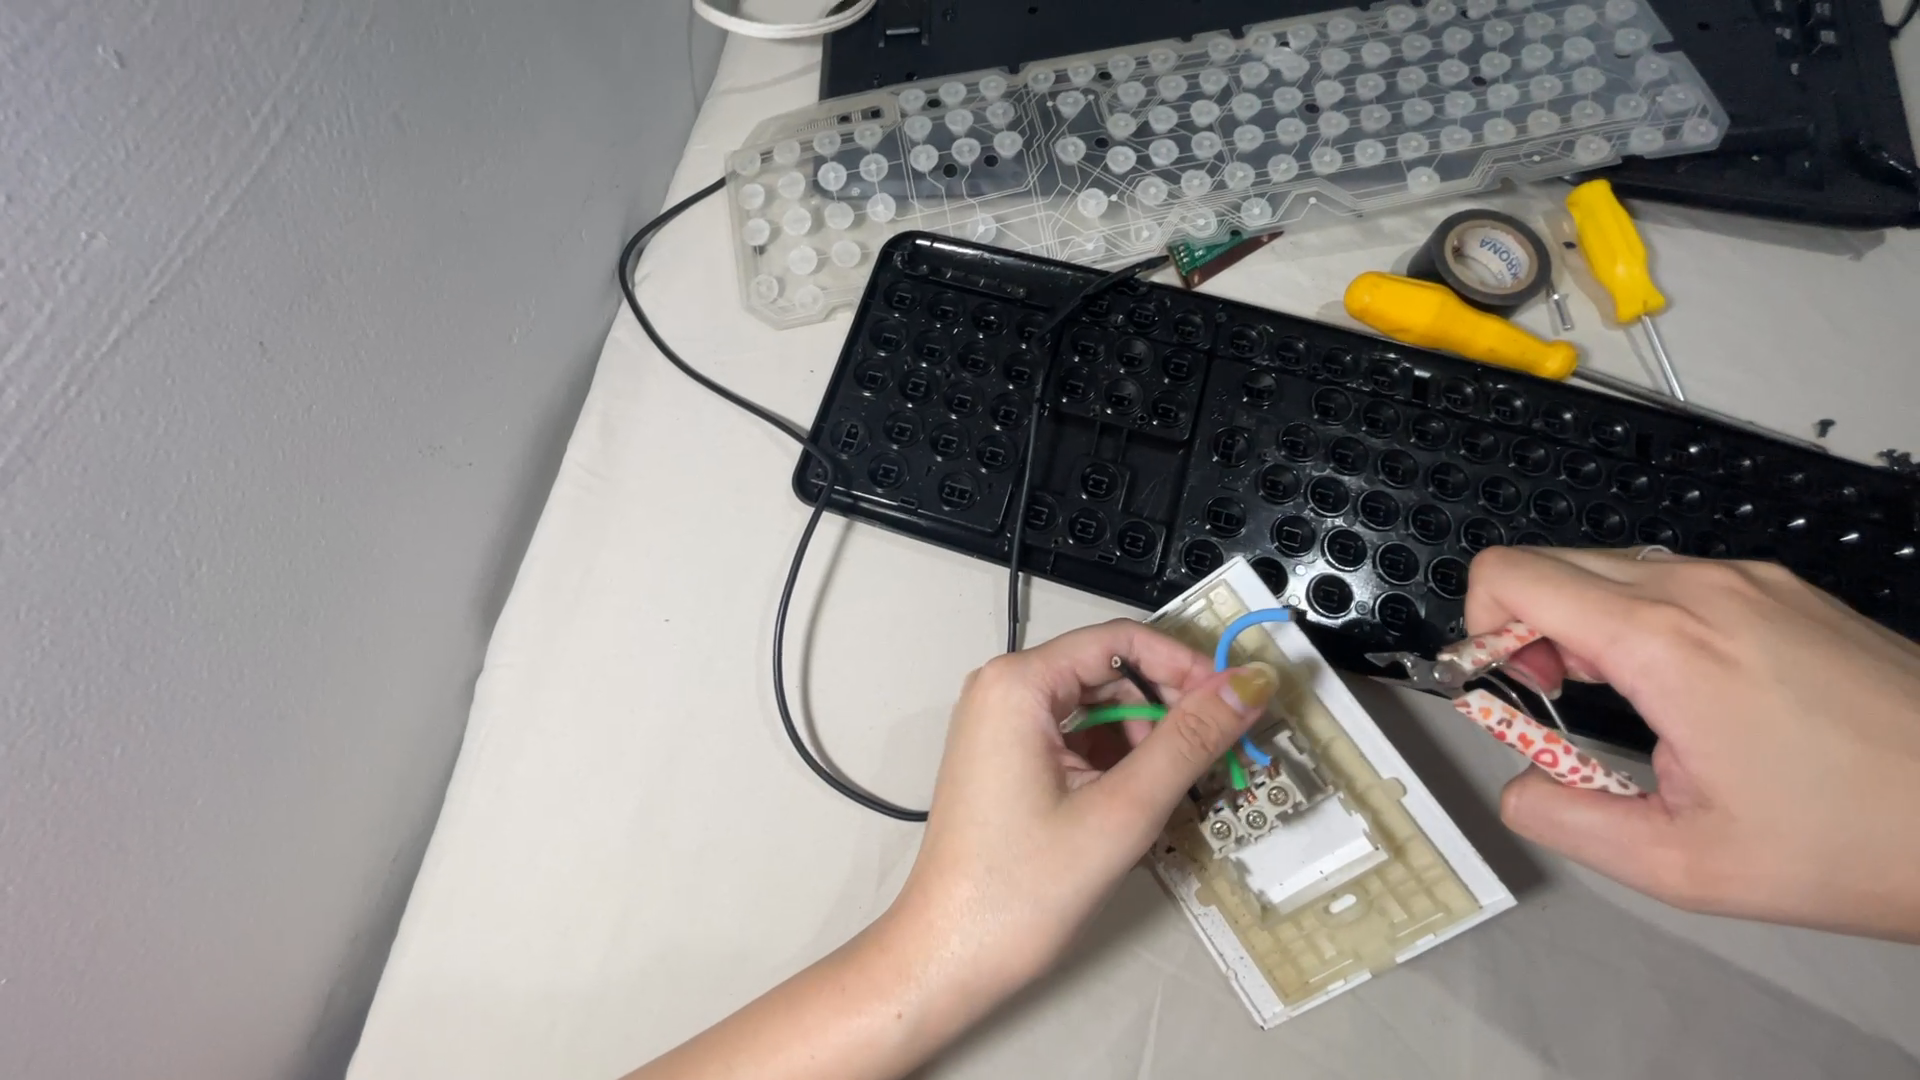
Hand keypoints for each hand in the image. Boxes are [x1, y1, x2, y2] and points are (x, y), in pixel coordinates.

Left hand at [885, 619, 1275, 1019]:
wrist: (949, 956)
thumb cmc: (1020, 889)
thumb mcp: (1122, 810)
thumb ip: (1190, 740)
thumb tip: (1247, 684)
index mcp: (1017, 683)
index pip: (1121, 640)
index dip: (1185, 665)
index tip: (1235, 701)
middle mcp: (1002, 688)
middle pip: (1107, 670)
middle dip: (1165, 707)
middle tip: (1214, 754)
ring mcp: (1000, 723)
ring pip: (1094, 706)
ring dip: (1142, 738)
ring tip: (1170, 790)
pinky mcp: (1005, 755)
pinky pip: (1072, 735)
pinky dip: (1112, 758)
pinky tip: (1134, 798)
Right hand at [1467, 546, 1919, 941]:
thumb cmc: (1859, 845)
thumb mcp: (1683, 865)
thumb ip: (1560, 818)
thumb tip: (1517, 786)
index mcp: (1660, 639)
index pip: (1505, 576)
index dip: (1478, 628)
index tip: (1515, 687)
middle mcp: (1696, 585)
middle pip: (1539, 564)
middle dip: (1519, 626)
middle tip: (1560, 695)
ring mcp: (1743, 578)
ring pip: (1596, 567)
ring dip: (1574, 621)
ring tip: (1623, 693)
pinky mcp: (1776, 586)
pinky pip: (1656, 577)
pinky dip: (1628, 616)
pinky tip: (1680, 680)